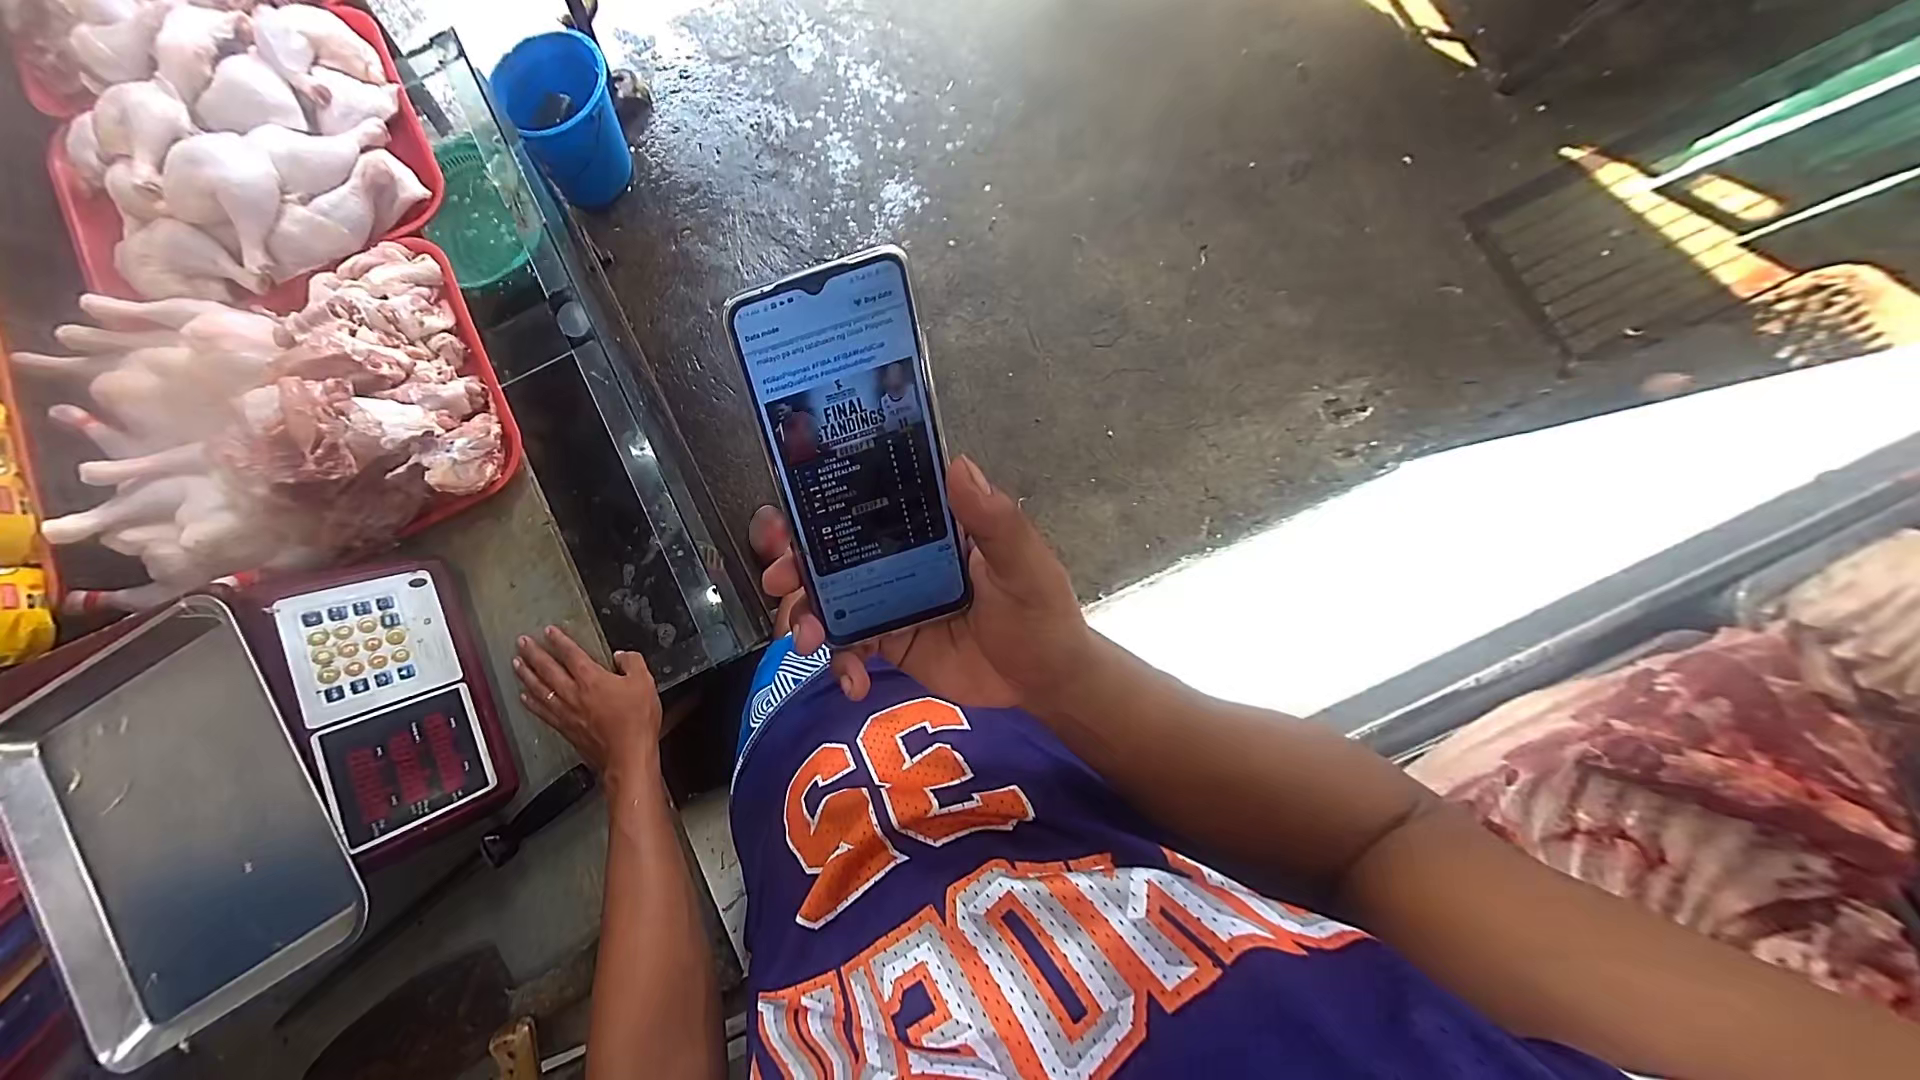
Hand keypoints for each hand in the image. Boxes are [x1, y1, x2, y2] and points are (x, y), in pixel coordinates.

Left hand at [513, 625, 662, 774]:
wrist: (627, 754)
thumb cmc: (636, 720)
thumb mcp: (645, 683)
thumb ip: (633, 663)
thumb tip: (623, 655)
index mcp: (592, 679)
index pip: (571, 654)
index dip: (560, 641)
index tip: (549, 631)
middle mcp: (573, 693)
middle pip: (548, 669)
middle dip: (534, 654)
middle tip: (522, 642)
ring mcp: (566, 712)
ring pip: (539, 689)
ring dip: (526, 674)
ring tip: (516, 664)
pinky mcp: (564, 728)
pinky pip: (541, 710)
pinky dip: (530, 702)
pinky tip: (524, 697)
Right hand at [752, 455, 1095, 707]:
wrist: (1043, 680)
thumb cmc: (1039, 610)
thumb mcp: (1022, 562)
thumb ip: (994, 520)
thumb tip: (960, 465)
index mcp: (930, 529)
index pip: (870, 504)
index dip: (824, 506)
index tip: (791, 517)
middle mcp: (903, 560)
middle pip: (836, 552)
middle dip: (797, 563)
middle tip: (779, 578)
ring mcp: (892, 602)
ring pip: (832, 600)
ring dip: (807, 616)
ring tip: (807, 641)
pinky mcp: (891, 642)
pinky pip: (851, 648)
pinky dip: (842, 665)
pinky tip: (854, 683)